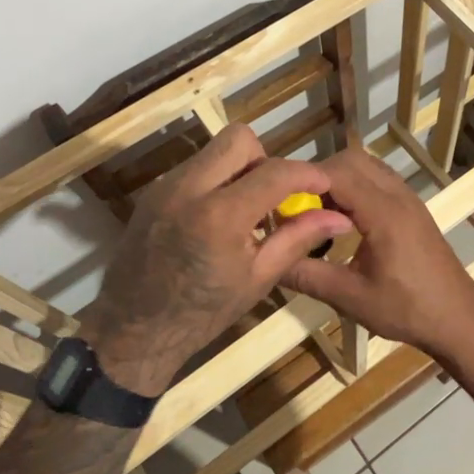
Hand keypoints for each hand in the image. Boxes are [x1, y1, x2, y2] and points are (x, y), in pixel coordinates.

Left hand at [81, 124, 352, 395]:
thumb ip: (298, 238)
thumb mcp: (258, 279)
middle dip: (264, 160)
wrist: (133, 332)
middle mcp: (189, 189)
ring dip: (238, 170)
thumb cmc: (202, 314)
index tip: (323, 184)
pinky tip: (218, 219)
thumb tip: (339, 217)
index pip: (274, 173)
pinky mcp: (153, 192)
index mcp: (219, 216)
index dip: (306, 174)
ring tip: (245, 210)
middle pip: (239, 140)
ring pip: (214, 151)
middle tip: (271, 195)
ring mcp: (166, 187)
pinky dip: (215, 181)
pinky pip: (194, 168)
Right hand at [281, 149, 473, 360]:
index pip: (336, 173)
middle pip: (350, 160)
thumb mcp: (350, 297)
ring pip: (365, 166)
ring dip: (337, 180)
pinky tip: (343, 221)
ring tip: (316, 214)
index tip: (278, 200)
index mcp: (383, 212)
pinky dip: (355, 187)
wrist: (458, 319)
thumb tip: (268, 260)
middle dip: (318, 177)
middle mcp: (397, 194)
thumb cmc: (407, 310)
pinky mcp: (411, 207)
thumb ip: (308, 275)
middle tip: (296, 209)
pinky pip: (377, 179)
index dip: (303, 181)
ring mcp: (407, 198)